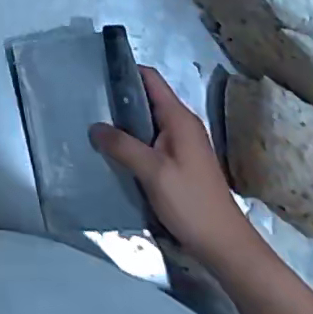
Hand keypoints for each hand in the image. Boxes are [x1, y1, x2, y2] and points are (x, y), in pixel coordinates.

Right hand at [91, 65, 262, 268]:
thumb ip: (123, 146)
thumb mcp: (152, 172)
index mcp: (179, 118)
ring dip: (126, 122)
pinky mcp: (180, 162)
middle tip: (89, 101)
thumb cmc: (190, 201)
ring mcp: (183, 144)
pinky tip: (116, 152)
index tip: (99, 72)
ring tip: (96, 124)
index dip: (127, 71)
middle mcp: (183, 124)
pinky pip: (153, 140)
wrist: (223, 242)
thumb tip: (94, 126)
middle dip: (121, 97)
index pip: (151, 79)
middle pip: (149, 98)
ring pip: (150, 121)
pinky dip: (135, 140)